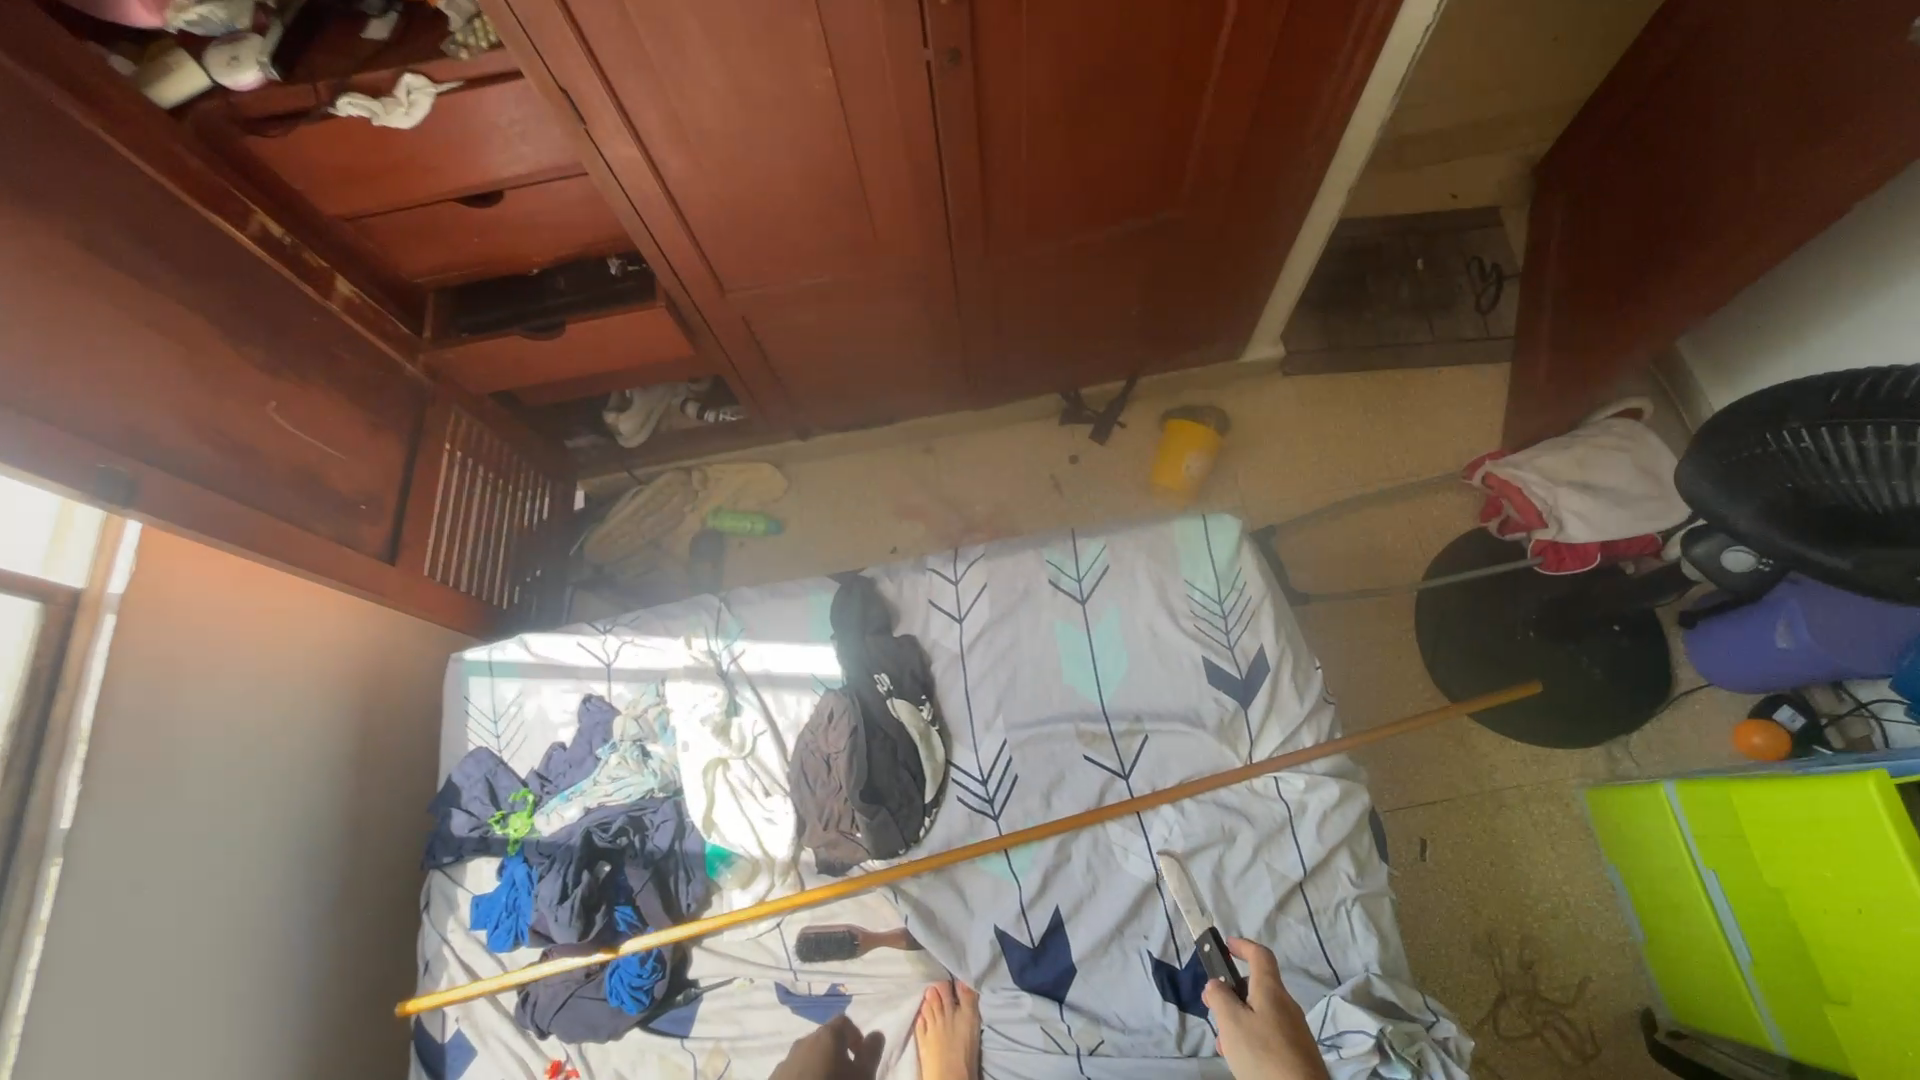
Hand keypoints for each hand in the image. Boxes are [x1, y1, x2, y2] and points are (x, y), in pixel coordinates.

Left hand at [769, 1014, 885, 1079]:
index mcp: (827, 1035)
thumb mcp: (863, 1076)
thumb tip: (876, 1034)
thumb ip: (871, 1053)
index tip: (861, 1058)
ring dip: (819, 1066)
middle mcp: (804, 1041)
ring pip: (807, 1057)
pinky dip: (803, 1078)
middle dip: (837, 1053)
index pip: (845, 1022)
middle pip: (825, 1039)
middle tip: (846, 1076)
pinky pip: (793, 1073)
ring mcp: (785, 1061)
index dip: (856, 1037)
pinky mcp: (773, 1078)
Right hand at [1202, 938, 1329, 1079]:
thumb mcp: (1231, 1023)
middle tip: (1212, 1007)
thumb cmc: (1264, 1055)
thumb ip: (1220, 997)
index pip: (1260, 955)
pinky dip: (1251, 1037)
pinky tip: (1242, 1058)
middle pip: (1256, 987)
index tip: (1226, 945)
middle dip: (1231, 994)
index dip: (1242, 945)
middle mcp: (1286, 1005)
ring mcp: (1295, 1029)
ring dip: (1238, 1020)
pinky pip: (1269, 1033)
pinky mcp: (1297, 1051)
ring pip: (1259, 1013)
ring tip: (1224, 1043)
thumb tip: (1216, 984)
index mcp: (1271, 990)